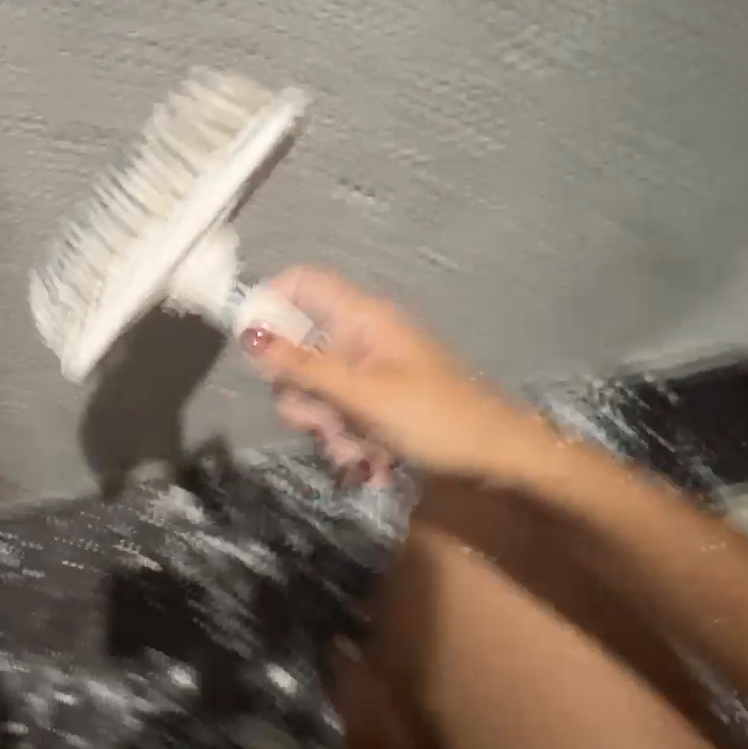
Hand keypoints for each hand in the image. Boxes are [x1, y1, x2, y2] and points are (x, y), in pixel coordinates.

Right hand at [242, 266, 553, 481]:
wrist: (499, 460)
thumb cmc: (436, 418)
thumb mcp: (362, 395)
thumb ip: (302, 366)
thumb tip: (247, 335)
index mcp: (362, 319)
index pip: (301, 284)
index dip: (269, 304)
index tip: (251, 348)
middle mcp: (359, 339)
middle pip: (296, 351)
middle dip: (302, 396)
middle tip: (325, 422)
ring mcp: (366, 373)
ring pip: (313, 392)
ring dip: (326, 429)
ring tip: (358, 453)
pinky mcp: (374, 404)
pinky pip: (337, 416)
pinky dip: (346, 442)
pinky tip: (371, 464)